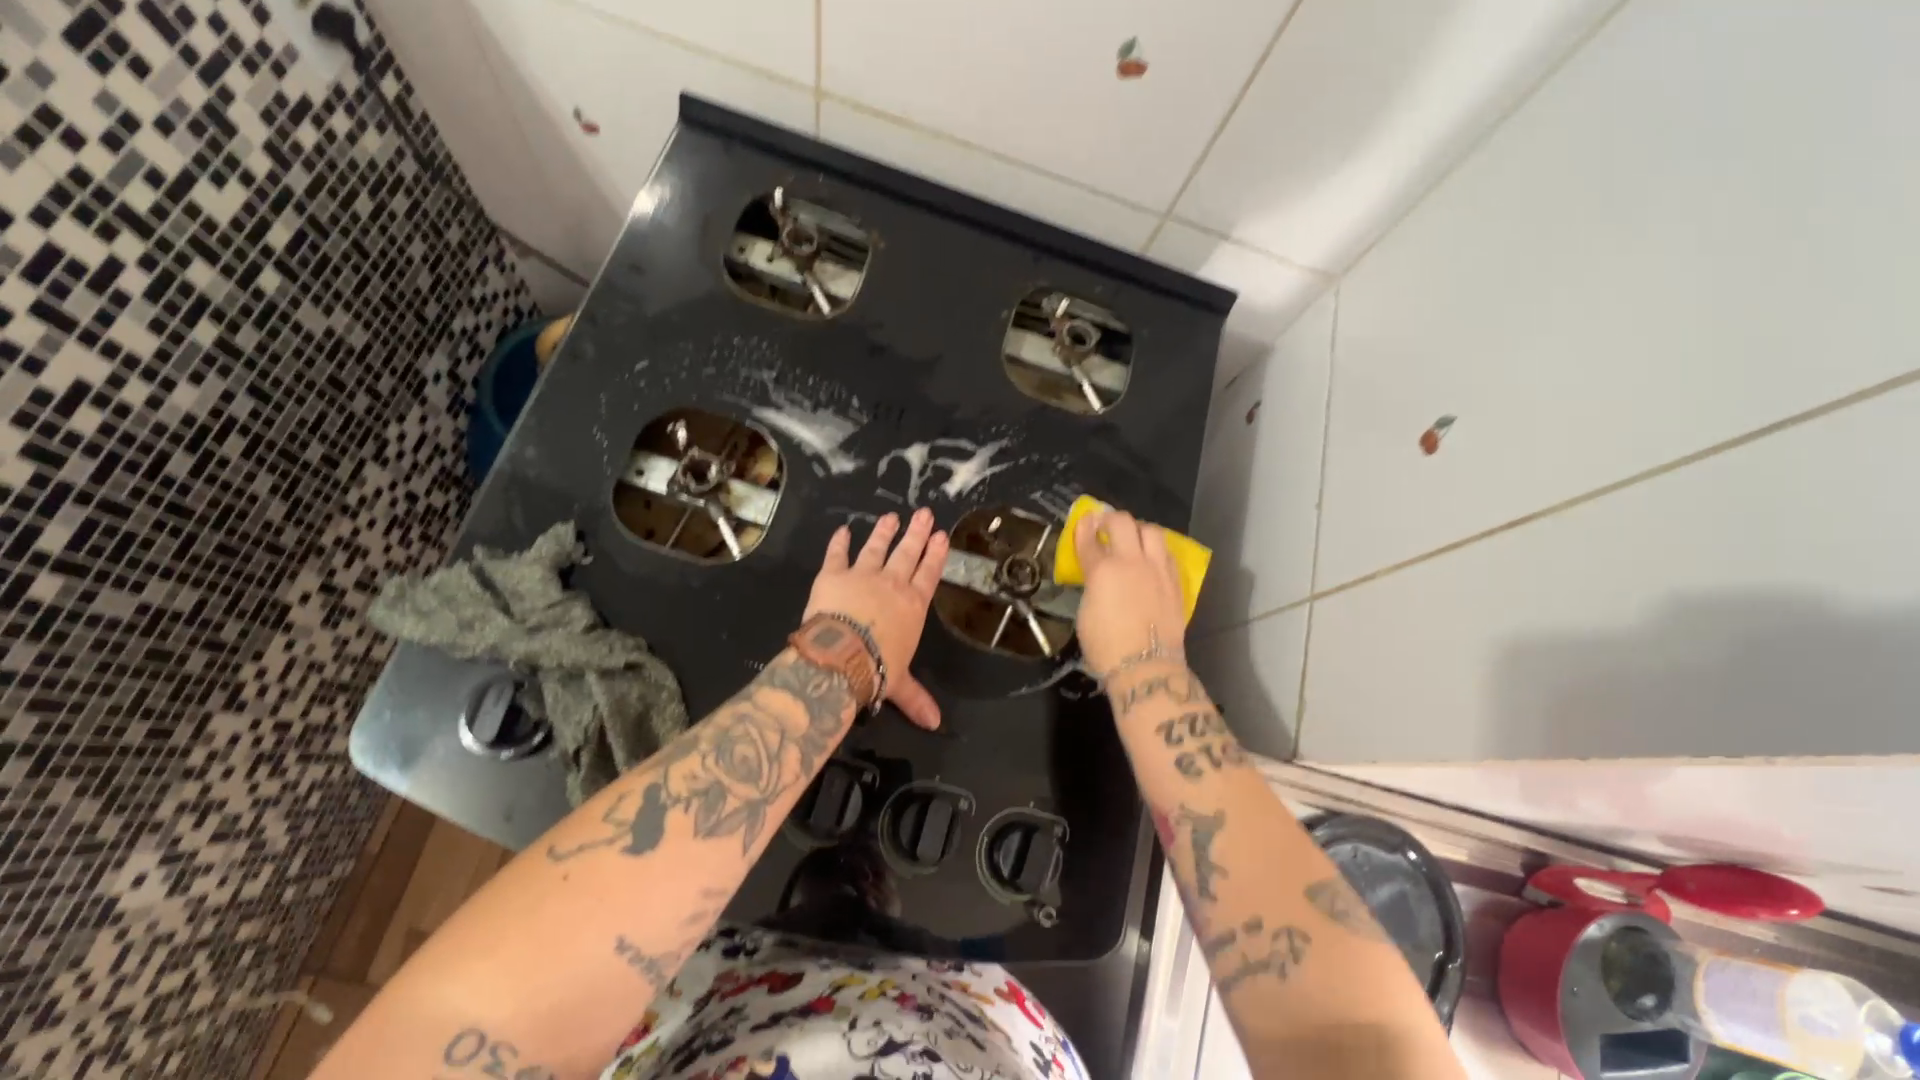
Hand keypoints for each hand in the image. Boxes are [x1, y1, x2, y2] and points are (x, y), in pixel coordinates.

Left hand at [804, 508, 949, 729]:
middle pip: (908, 553)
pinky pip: (837, 554)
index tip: (941, 537)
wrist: (841, 658)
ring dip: (885, 532)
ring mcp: (862, 575)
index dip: (936, 555)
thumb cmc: (876, 670)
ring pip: (877, 548)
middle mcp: (892, 585)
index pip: (929, 575)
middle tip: (925, 514)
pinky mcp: (833, 574)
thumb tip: (935, 725)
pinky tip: (843, 530)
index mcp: (913, 607)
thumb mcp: (899, 685)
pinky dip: (839, 541)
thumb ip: (916, 699)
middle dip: (917, 533)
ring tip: (891, 517)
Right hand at [1071, 509, 1189, 674]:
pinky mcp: (1176, 583)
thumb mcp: (1086, 613)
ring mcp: (1158, 570)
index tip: (1083, 521)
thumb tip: (1097, 577)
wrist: (1147, 668)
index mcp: (1103, 570)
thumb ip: (1092, 585)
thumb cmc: (1106, 647)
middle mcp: (1132, 562)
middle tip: (1105, 526)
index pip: (1089, 538)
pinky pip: (1167, 554)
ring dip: (1139, 530)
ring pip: (1152, 531)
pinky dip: (1156, 551)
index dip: (1083, 527)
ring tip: (1133, 539)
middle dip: (1110, 519)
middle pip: (1123, 522)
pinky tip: (1151, 560)